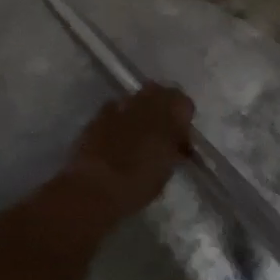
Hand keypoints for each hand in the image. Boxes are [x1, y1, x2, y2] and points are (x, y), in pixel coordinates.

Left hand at [62, 83, 194, 216]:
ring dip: (140, 112)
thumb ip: (174, 151)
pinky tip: (116, 140)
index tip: (180, 140)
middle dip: (162, 108)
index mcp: (169, 114)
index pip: (184, 103)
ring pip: (135, 99)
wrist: (94, 187)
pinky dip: (119, 120)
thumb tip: (177, 146)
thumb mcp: (166, 171)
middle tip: (161, 133)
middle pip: (159, 93)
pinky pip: (114, 111)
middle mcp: (145, 102)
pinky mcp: (97, 115)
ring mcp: (118, 106)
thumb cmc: (138, 184)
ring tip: (137, 137)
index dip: (183, 120)